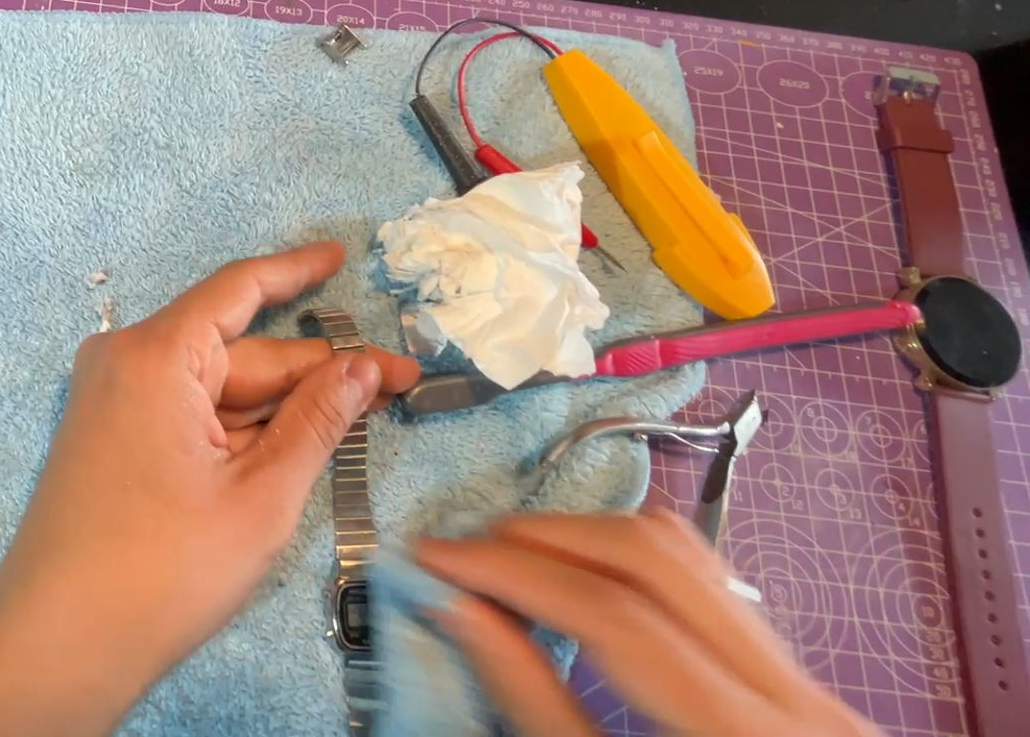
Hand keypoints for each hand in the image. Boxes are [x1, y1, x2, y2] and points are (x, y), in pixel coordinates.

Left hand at [0, 242, 417, 736]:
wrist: (58, 640)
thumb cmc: (163, 570)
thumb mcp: (259, 495)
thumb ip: (316, 420)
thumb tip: (364, 367)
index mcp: (155, 353)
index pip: (237, 289)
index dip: (295, 270)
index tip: (339, 254)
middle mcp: (126, 357)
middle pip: (237, 349)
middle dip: (314, 369)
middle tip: (395, 382)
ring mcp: (113, 393)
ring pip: (214, 384)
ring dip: (281, 402)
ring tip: (358, 414)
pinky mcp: (110, 427)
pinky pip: (186, 408)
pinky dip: (237, 423)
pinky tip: (292, 439)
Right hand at [417, 510, 882, 736]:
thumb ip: (528, 695)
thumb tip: (452, 601)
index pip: (610, 612)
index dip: (508, 571)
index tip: (431, 555)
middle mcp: (796, 694)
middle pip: (645, 555)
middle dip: (537, 538)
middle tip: (465, 554)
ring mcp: (801, 673)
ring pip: (673, 547)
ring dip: (572, 536)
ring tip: (507, 560)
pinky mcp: (785, 665)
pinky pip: (694, 568)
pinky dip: (615, 550)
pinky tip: (569, 569)